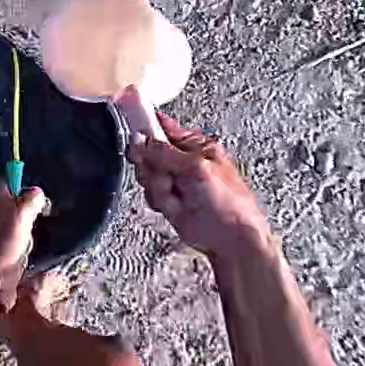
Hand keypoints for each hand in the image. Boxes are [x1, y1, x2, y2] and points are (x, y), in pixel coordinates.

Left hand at [0, 182, 48, 296]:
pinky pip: (11, 235)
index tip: (36, 203)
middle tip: (28, 224)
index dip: (26, 190)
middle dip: (27, 213)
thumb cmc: (7, 239)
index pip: (12, 180)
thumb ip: (33, 197)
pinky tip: (17, 249)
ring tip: (23, 240)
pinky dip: (17, 240)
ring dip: (24, 229)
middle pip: (15, 201)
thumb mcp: (24, 212)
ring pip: (16, 220)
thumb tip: (37, 192)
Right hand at [128, 111, 271, 259]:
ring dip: (158, 186)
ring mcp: (174, 181)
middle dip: (152, 165)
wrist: (232, 242)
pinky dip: (159, 200)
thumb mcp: (195, 168)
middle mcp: (182, 161)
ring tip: (176, 194)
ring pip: (147, 174)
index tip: (132, 125)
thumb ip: (164, 153)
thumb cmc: (229, 203)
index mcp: (195, 145)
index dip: (146, 124)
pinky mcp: (168, 200)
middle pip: (148, 151)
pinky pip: (150, 193)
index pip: (164, 126)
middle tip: (163, 173)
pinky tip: (175, 206)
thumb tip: (139, 140)